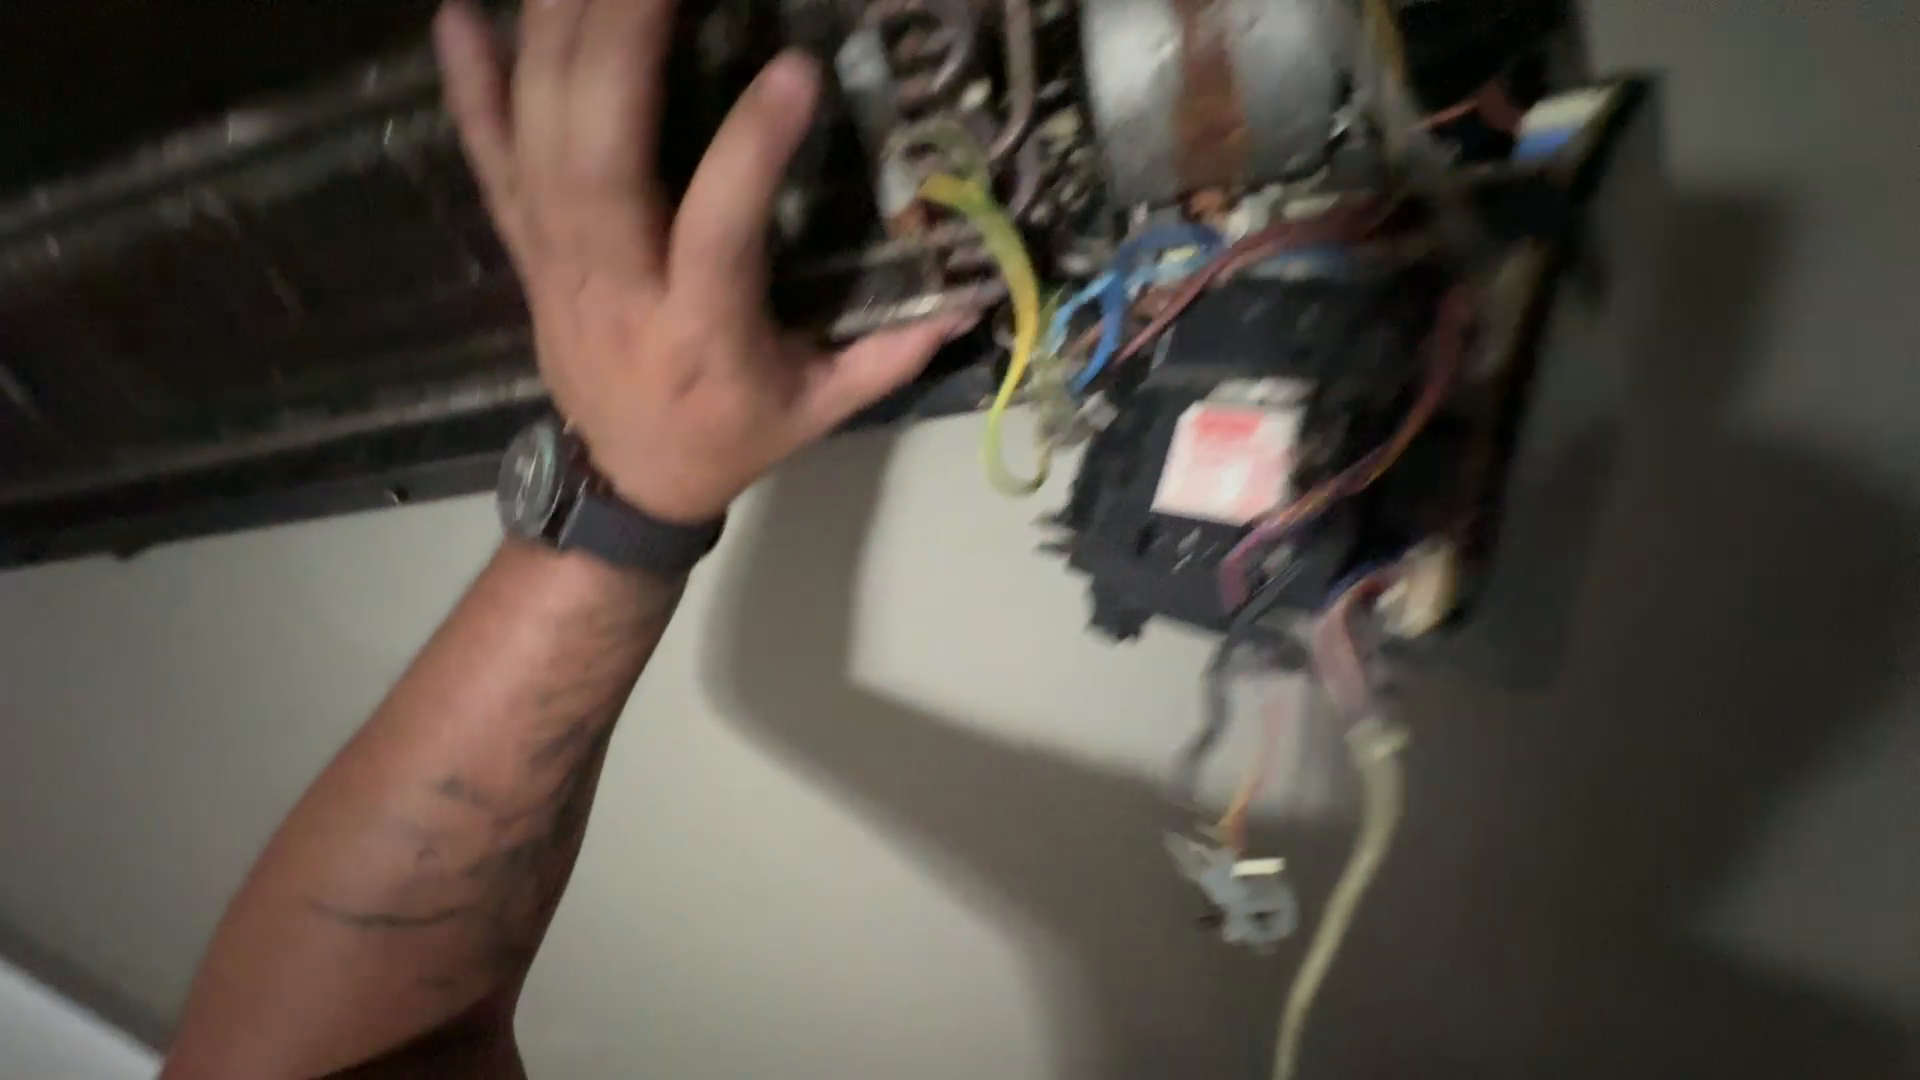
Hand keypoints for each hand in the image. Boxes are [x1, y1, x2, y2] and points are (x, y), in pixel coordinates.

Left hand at [433, 0, 971, 522]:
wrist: (630, 482)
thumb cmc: (731, 441)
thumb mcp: (819, 412)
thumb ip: (890, 360)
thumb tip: (970, 308)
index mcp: (704, 332)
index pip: (719, 227)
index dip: (751, 148)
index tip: (797, 68)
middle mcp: (620, 290)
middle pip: (598, 156)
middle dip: (620, 42)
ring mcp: (561, 269)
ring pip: (539, 142)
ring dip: (557, 38)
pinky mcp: (529, 259)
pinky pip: (487, 166)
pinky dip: (469, 89)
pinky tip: (463, 13)